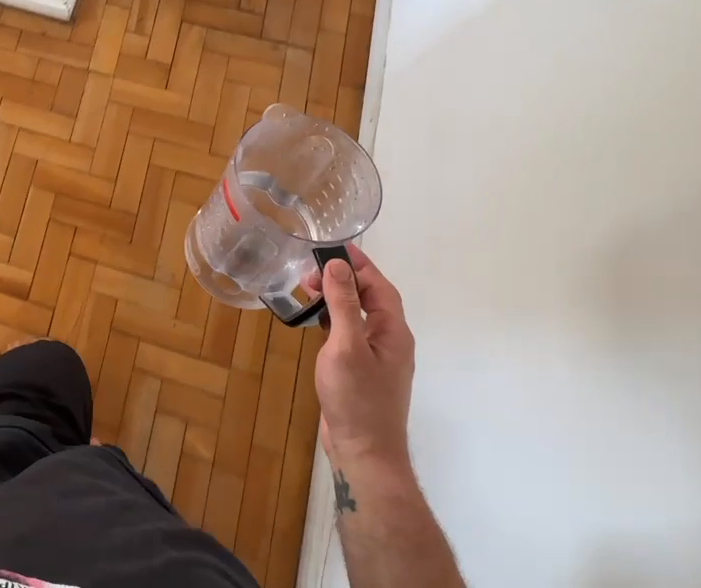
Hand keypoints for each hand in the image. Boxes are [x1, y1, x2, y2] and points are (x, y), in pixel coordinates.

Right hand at [302, 244, 415, 473]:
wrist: (365, 453)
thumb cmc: (356, 398)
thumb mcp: (346, 346)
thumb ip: (343, 305)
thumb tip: (338, 266)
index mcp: (393, 332)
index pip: (379, 286)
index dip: (358, 264)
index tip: (332, 247)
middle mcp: (389, 341)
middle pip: (370, 298)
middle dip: (343, 279)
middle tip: (309, 271)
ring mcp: (377, 358)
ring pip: (359, 316)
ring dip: (337, 298)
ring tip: (307, 289)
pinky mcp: (362, 372)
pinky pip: (350, 333)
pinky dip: (333, 319)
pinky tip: (315, 320)